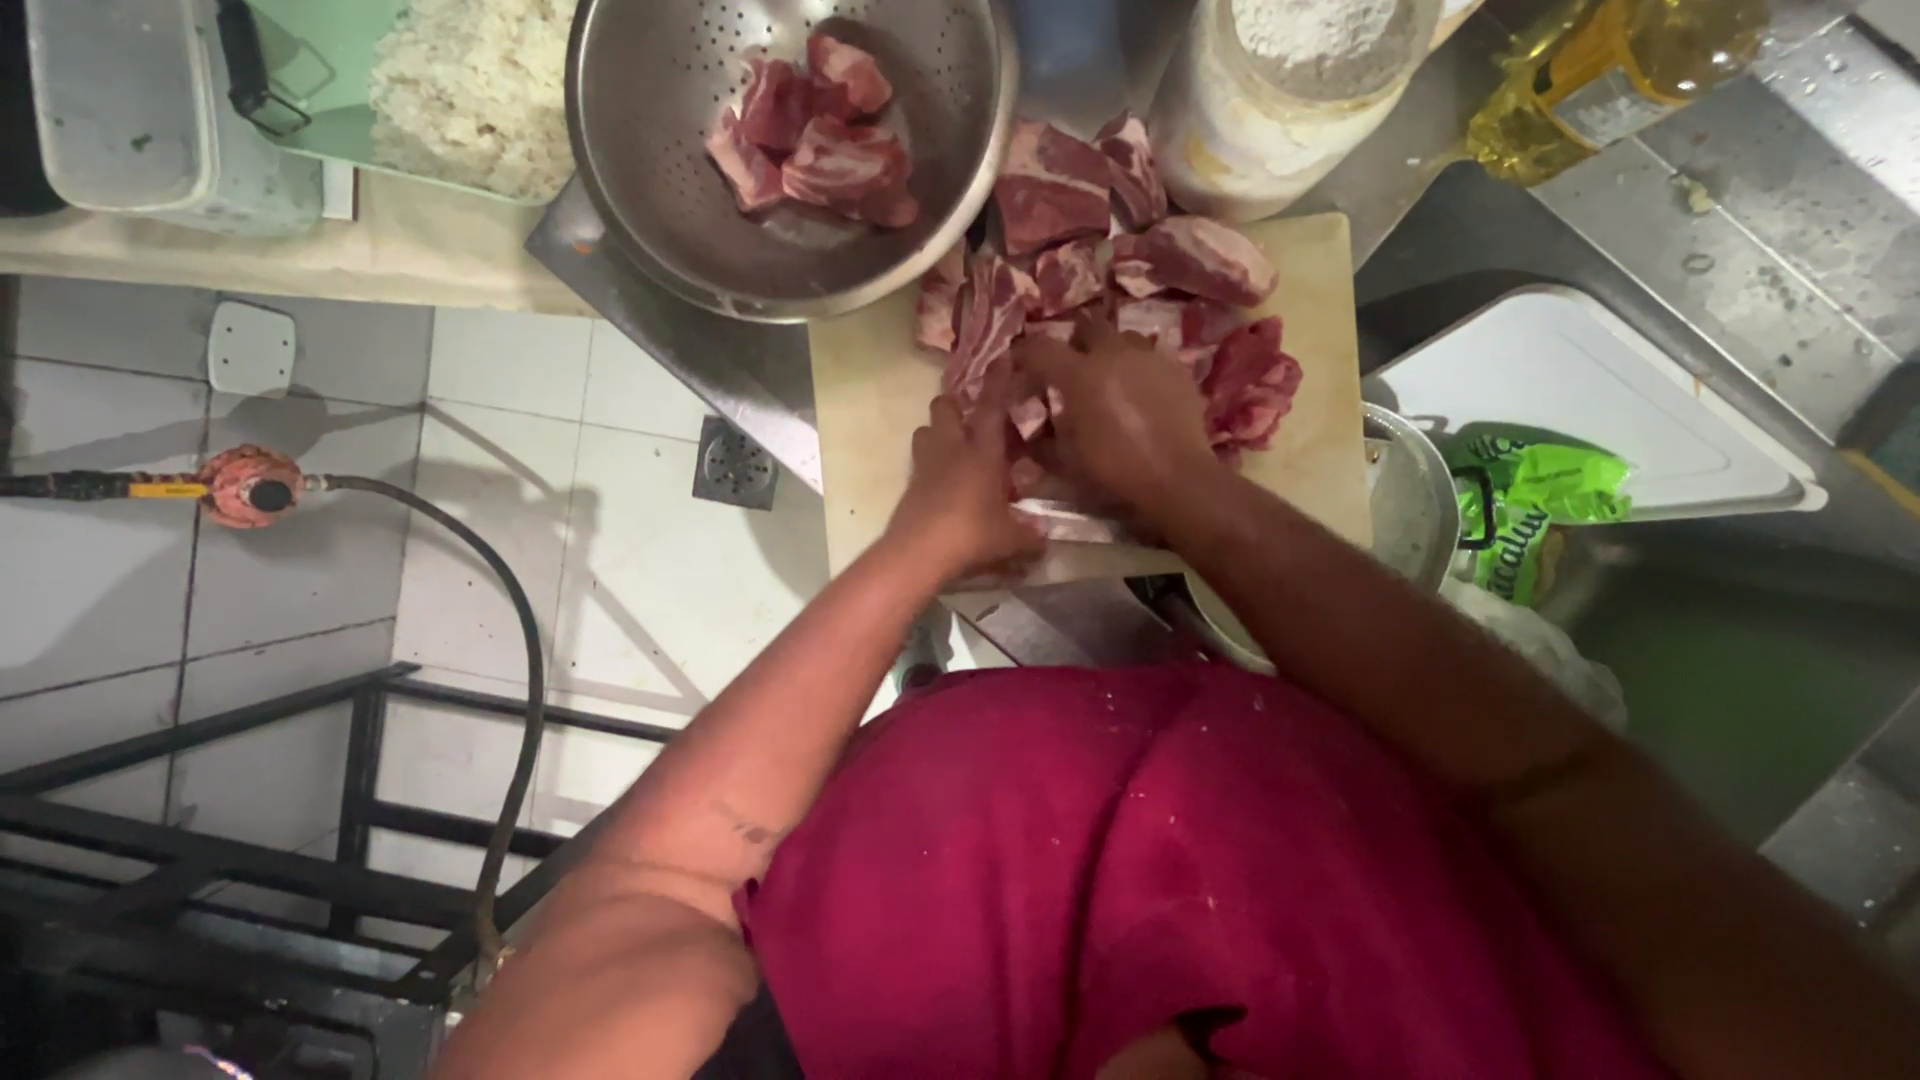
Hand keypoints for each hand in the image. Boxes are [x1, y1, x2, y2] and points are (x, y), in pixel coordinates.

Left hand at [884, 364, 1045, 579]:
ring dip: (938, 432)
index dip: (998, 382)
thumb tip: (1045, 536)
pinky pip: (920, 462)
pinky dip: (931, 464)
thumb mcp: (1010, 539)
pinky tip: (945, 483)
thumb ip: (1030, 534)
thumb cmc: (972, 534)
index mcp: (981, 452)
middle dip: (956, 404)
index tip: (1001, 357)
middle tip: (972, 417)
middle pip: (944, 406)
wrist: (918, 553)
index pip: (991, 407)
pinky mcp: (910, 485)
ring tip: (956, 449)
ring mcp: (926, 465)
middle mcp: (951, 449)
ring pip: (925, 430)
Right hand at [1014, 320, 1223, 512]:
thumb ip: (1043, 437)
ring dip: (1112, 351)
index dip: (1024, 353)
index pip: (1040, 348)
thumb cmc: (1114, 470)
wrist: (1176, 478)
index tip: (1018, 365)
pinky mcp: (1177, 369)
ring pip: (1124, 337)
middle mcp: (1113, 353)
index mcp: (1079, 374)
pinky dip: (1140, 368)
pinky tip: (1142, 392)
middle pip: (1087, 326)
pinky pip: (1152, 356)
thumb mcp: (1066, 460)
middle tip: (1072, 368)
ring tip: (1111, 376)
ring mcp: (1149, 357)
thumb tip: (1033, 428)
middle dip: (1075, 342)